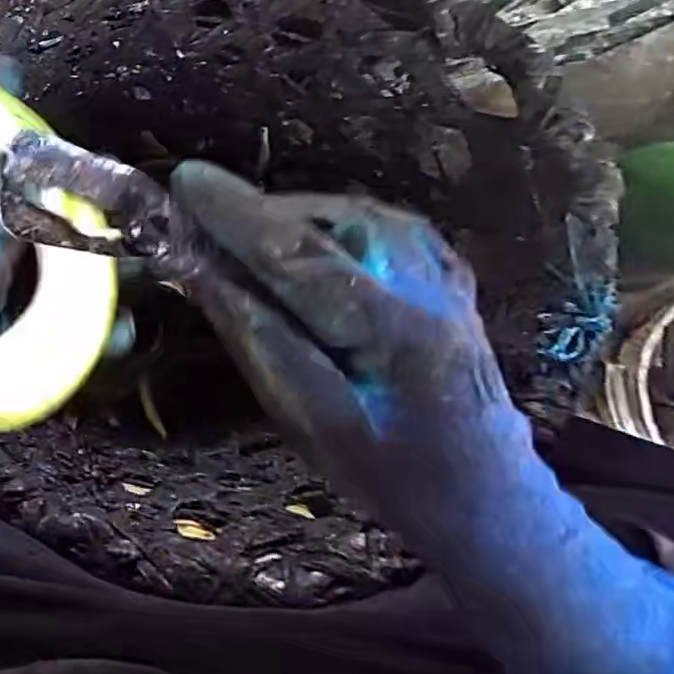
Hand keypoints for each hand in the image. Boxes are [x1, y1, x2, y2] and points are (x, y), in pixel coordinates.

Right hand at [160, 161, 517, 531]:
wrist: (488, 495)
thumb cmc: (388, 470)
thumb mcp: (308, 418)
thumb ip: (256, 338)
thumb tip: (199, 271)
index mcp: (395, 333)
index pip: (297, 254)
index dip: (235, 213)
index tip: (184, 177)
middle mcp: (427, 283)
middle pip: (321, 221)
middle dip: (252, 213)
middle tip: (198, 226)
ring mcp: (442, 269)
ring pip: (343, 211)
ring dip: (281, 218)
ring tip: (239, 242)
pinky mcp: (441, 266)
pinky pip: (365, 220)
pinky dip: (315, 221)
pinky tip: (293, 242)